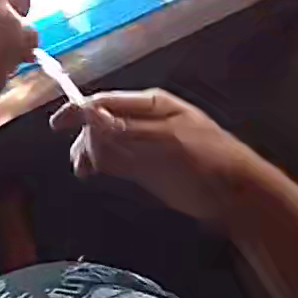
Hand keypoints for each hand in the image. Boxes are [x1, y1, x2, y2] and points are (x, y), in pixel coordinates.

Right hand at [51, 89, 270, 224]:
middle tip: (76, 158)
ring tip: (81, 169)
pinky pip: (115, 160)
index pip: (107, 101)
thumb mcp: (169, 141)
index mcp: (151, 103)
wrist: (238, 195)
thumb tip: (92, 117)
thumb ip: (129, 131)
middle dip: (85, 135)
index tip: (59, 123)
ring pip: (105, 142)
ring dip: (89, 152)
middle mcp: (143, 119)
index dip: (81, 110)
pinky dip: (99, 164)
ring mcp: (143, 143)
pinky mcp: (145, 167)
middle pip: (103, 121)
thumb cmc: (208, 159)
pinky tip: (89, 172)